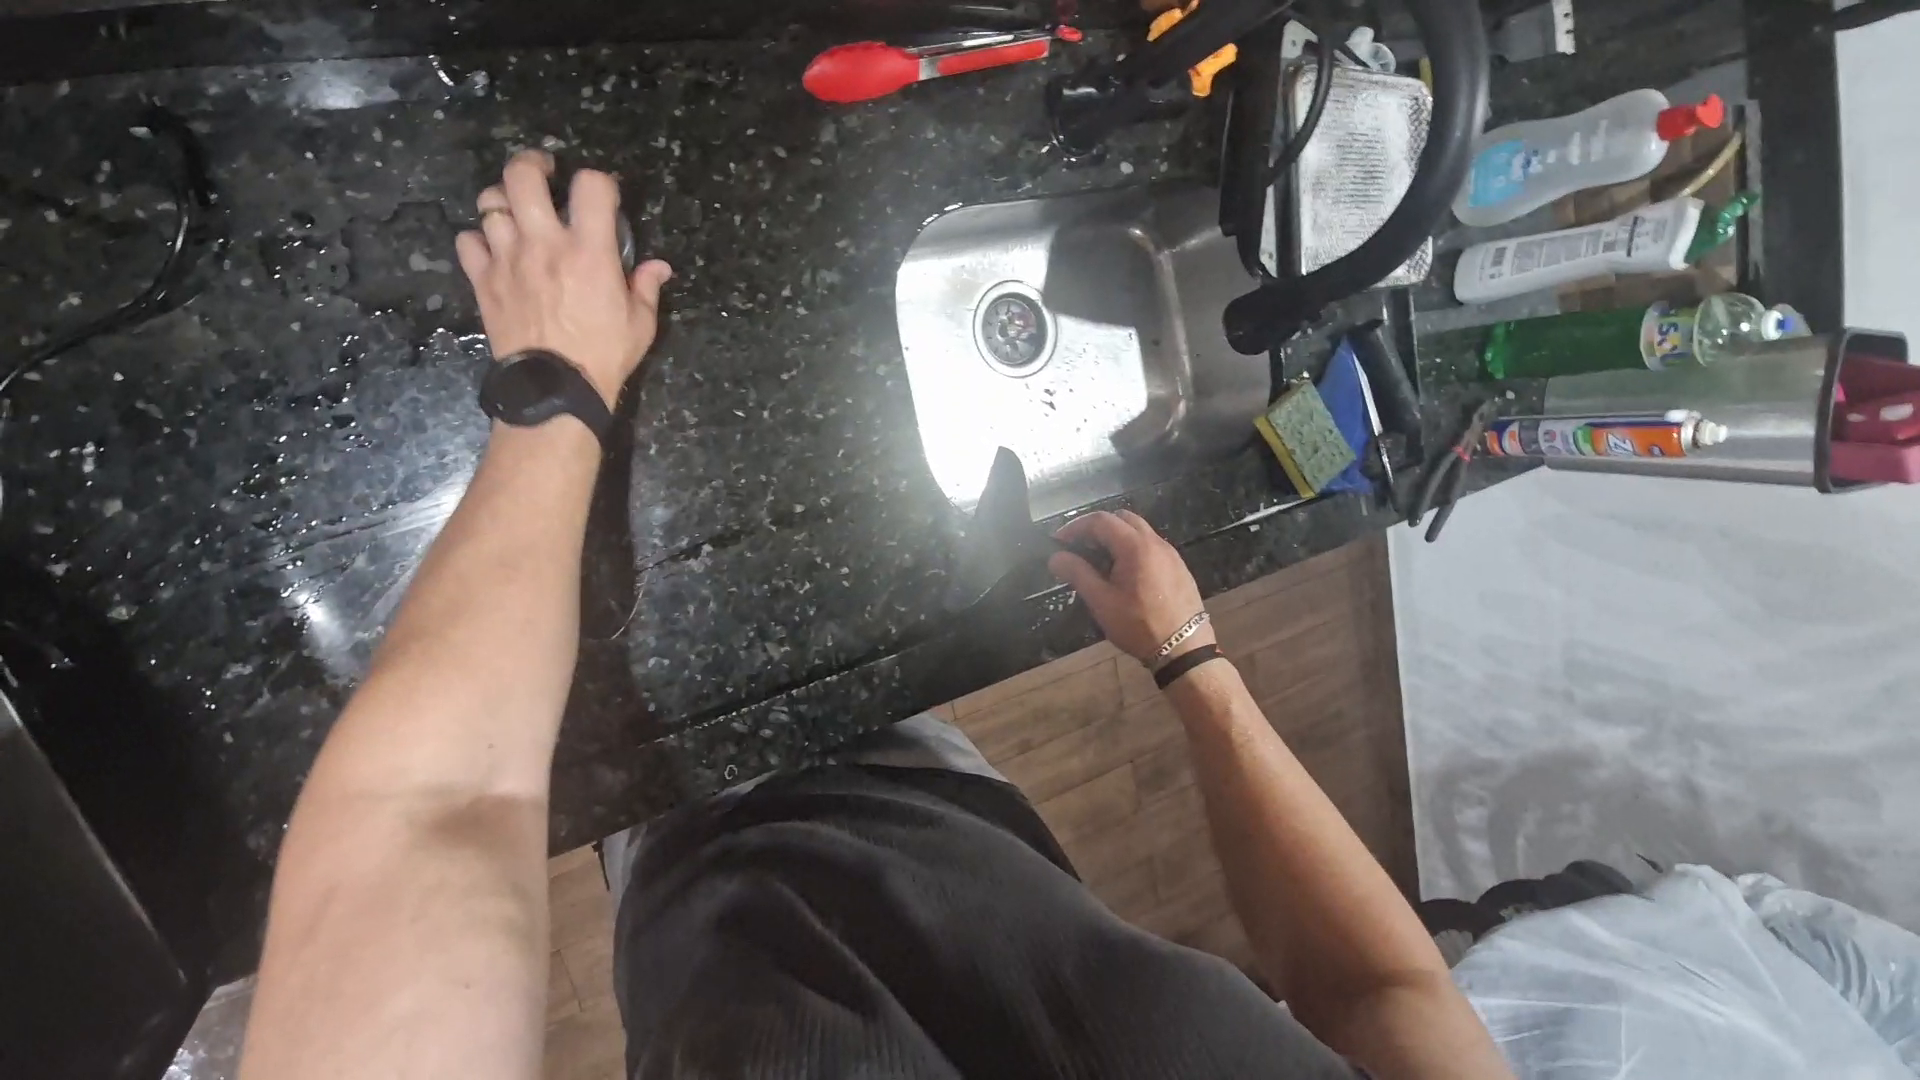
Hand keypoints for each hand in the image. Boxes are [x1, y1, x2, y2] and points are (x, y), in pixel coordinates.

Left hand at [455, 149, 673, 408]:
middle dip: (534, 164)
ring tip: (518, 210)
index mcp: (589, 252)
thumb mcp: (640, 324)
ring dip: (504, 200)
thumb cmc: (604, 355)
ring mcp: (507, 259)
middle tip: (545, 173)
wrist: (556, 388)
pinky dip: (479, 238)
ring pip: (490, 202)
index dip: (600, 182)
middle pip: (522, 175)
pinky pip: (468, 241)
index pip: (592, 186)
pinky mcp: (483, 280)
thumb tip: (658, 267)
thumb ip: (645, 287)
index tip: (604, 194)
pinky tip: (495, 249)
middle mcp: (544, 244)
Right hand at [1048, 510, 1214, 665]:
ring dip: (1116, 538)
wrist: (1185, 648)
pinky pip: (1151, 546)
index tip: (1059, 541)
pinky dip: (1132, 549)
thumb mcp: (1101, 601)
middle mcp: (1156, 542)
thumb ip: (1077, 573)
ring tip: (1099, 562)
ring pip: (1139, 531)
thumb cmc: (1139, 625)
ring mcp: (1171, 554)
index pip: (1101, 520)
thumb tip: (1056, 557)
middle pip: (1122, 519)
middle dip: (1097, 528)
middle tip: (1079, 548)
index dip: (1076, 527)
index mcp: (1135, 546)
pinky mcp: (1179, 567)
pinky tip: (1124, 574)